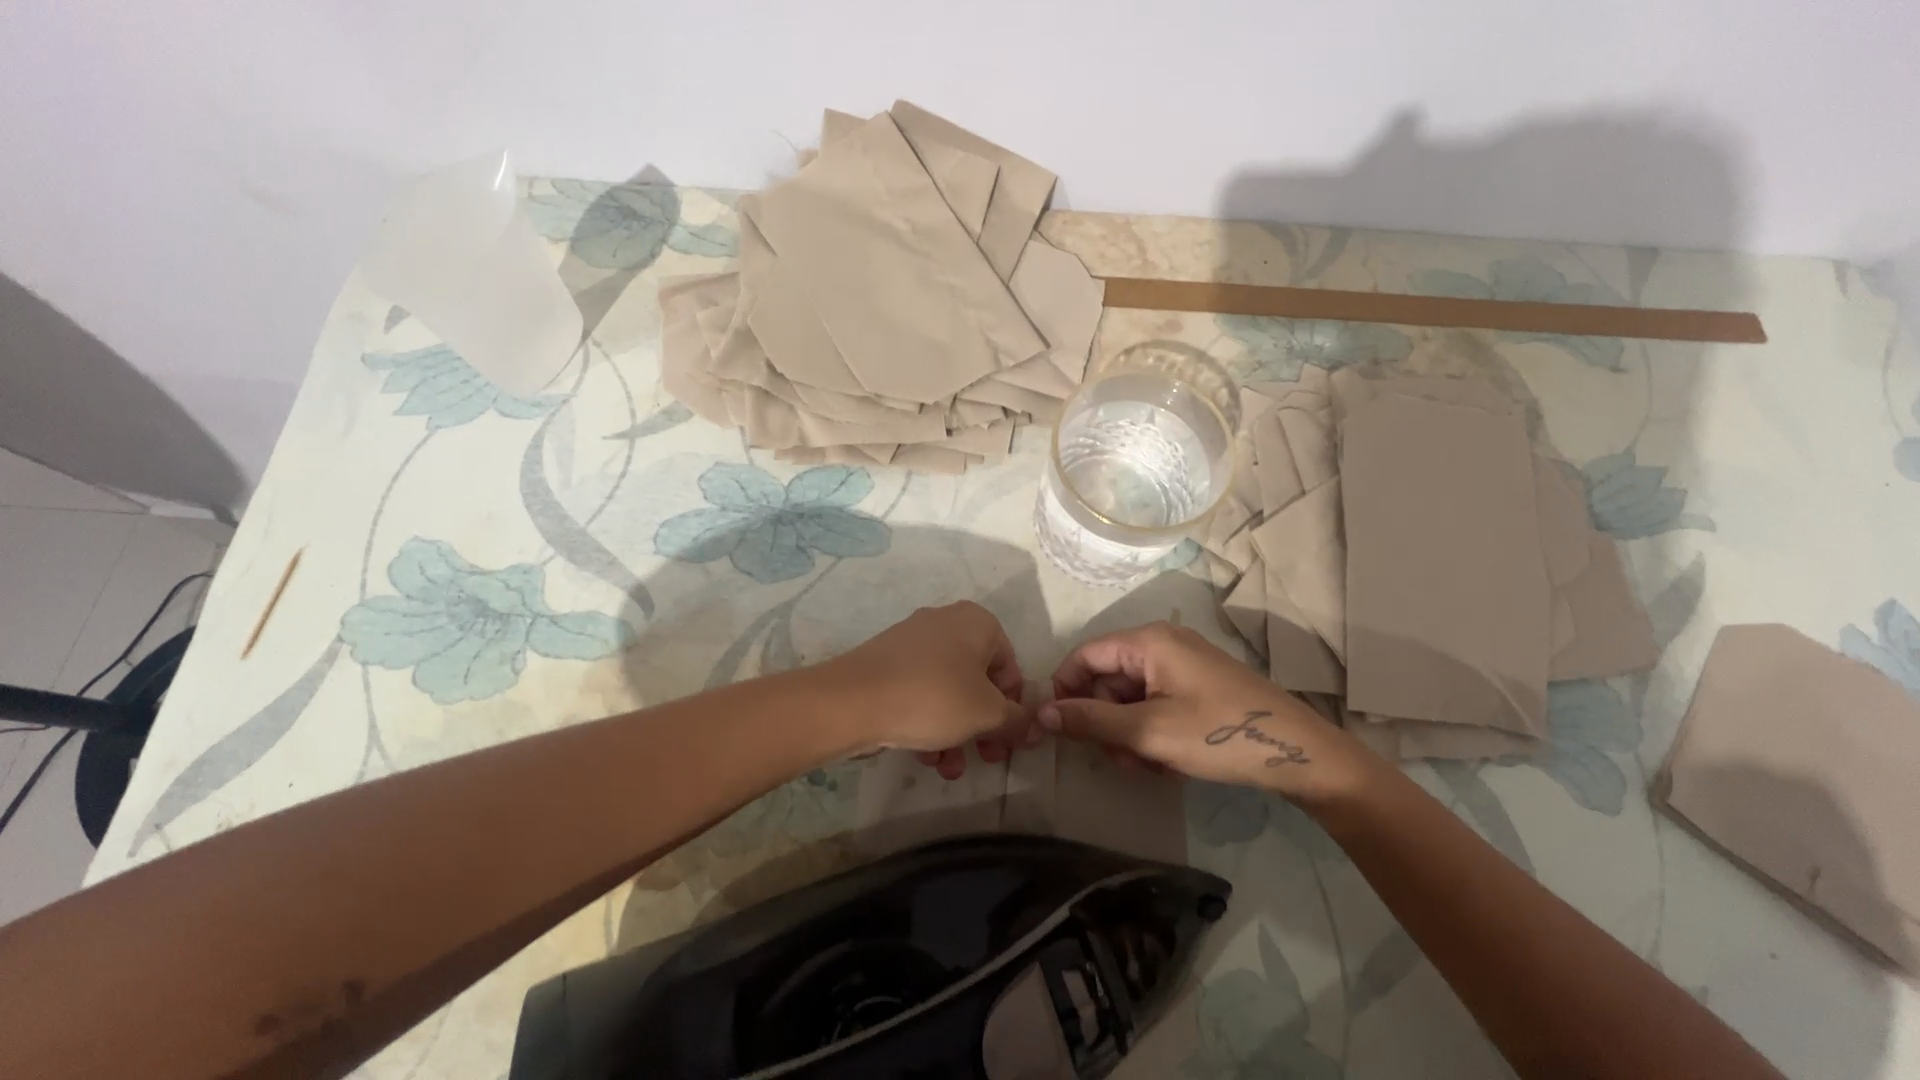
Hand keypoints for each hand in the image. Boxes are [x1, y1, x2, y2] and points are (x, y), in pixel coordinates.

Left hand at [818, 602, 1037, 777]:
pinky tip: (924, 757)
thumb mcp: (986, 714)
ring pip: (948, 692)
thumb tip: (1034, 725)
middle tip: (986, 758)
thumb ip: (1017, 719)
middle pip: (979, 682)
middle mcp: (945, 623)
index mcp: (976, 622)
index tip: (1010, 742)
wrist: (852, 701)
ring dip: (956, 733)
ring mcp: (911, 642)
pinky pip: (920, 693)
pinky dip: (928, 722)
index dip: (1015, 709)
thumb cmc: (933, 698)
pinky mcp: (885, 664)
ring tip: (949, 769)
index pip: (1011, 668)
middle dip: (984, 727)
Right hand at [1042, 621, 1378, 803]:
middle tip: (1120, 759)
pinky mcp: (1198, 688)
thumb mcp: (1147, 731)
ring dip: (1129, 735)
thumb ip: (1090, 720)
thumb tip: (1040, 714)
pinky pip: (1155, 705)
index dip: (1065, 691)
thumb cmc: (1217, 735)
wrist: (1297, 753)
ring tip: (1149, 766)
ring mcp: (1183, 666)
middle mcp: (1163, 645)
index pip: (1084, 656)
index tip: (1059, 731)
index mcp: (1149, 642)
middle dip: (1105, 722)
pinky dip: (1152, 733)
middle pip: (1107, 680)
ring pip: (1130, 698)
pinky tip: (1168, 762)